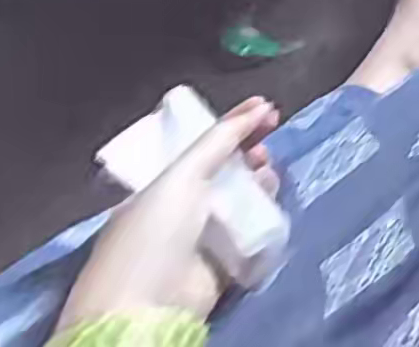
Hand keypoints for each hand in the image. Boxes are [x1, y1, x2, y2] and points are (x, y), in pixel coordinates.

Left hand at [58, 98, 281, 328]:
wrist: (146, 314)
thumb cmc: (152, 237)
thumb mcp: (180, 177)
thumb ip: (220, 138)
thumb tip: (261, 105)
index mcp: (158, 189)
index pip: (200, 146)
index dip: (232, 122)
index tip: (263, 104)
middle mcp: (181, 208)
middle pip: (225, 165)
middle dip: (249, 144)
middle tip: (270, 129)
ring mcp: (203, 234)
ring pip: (243, 190)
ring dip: (259, 171)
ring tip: (266, 165)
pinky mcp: (226, 257)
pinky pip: (254, 219)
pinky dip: (266, 201)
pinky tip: (272, 189)